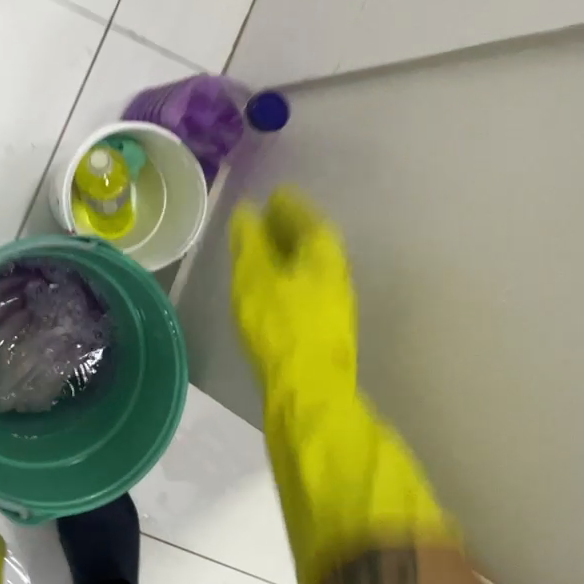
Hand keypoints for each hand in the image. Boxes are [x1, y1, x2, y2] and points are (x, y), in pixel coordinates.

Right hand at [230, 186, 358, 392]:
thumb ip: (249, 241)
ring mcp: (337, 301)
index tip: (273, 195)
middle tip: (264, 218)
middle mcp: (337, 271)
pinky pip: (307, 285)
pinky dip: (289, 275)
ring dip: (288, 253)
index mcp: (323, 252)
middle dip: (287, 228)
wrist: (308, 388)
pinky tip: (272, 284)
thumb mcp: (253, 276)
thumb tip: (247, 211)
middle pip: (312, 240)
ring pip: (310, 265)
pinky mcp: (328, 326)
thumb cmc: (278, 324)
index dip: (287, 205)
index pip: (306, 215)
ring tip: (262, 250)